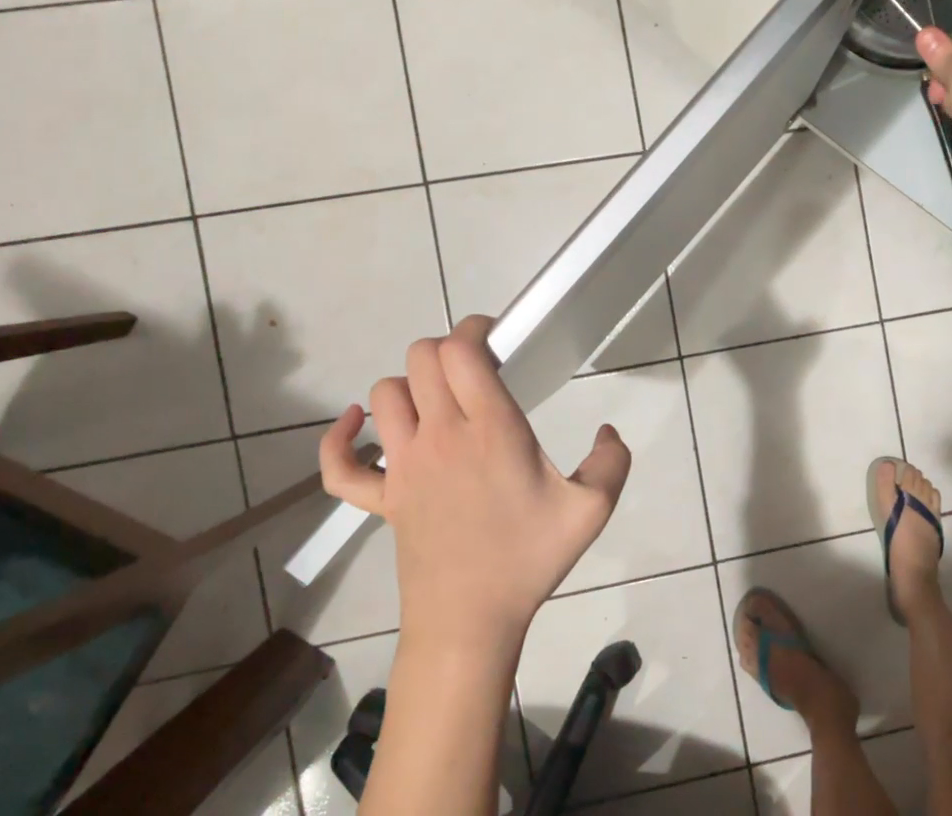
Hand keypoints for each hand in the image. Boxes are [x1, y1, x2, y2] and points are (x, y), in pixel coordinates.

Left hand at [319, 315, 631, 649]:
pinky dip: (340, 438)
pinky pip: (339, 464)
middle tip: (475, 368)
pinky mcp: (380, 500)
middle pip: (421, 360)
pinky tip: (359, 427)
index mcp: (492, 430)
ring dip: (408, 385)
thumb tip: (609, 432)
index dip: (475, 329)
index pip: (463, 352)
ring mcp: (403, 468)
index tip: (496, 335)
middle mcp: (441, 436)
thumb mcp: (592, 510)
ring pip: (383, 395)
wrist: (471, 621)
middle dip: (446, 349)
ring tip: (438, 399)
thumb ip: (612, 462)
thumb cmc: (529, 560)